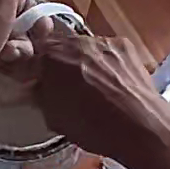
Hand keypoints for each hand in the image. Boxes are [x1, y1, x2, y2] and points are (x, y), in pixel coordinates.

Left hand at [0, 0, 39, 111]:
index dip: (35, 5)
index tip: (41, 23)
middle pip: (25, 14)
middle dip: (31, 31)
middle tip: (25, 44)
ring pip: (19, 37)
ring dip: (21, 50)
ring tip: (7, 59)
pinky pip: (8, 56)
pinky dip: (10, 64)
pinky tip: (2, 69)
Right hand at [4, 30, 169, 168]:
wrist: (140, 126)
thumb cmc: (92, 127)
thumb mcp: (54, 118)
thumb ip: (40, 96)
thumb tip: (33, 88)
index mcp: (51, 58)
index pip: (29, 53)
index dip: (29, 66)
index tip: (30, 77)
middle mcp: (75, 42)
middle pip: (56, 45)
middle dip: (55, 61)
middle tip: (59, 81)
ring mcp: (102, 41)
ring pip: (82, 46)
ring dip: (80, 59)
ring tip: (89, 83)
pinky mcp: (124, 45)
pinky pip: (105, 49)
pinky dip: (103, 61)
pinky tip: (110, 80)